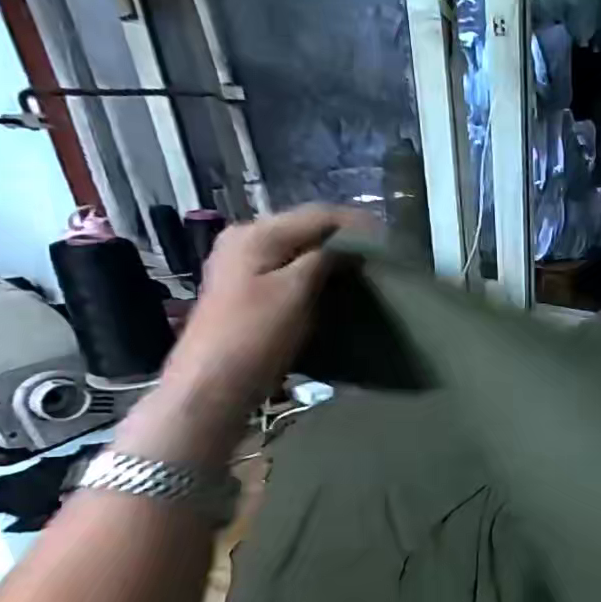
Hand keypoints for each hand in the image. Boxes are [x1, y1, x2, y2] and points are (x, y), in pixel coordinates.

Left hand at [119, 205, 359, 466]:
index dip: (356, 224)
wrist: (211, 386)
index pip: (317, 215)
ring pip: (296, 248)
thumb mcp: (296, 291)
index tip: (389, 240)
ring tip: (362, 269)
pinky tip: (331, 285)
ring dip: (329, 256)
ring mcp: (240, 265)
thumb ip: (324, 259)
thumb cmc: (256, 336)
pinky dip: (312, 271)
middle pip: (304, 228)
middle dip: (343, 238)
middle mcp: (243, 239)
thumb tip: (349, 247)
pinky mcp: (243, 289)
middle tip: (379, 254)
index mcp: (256, 233)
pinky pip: (286, 267)